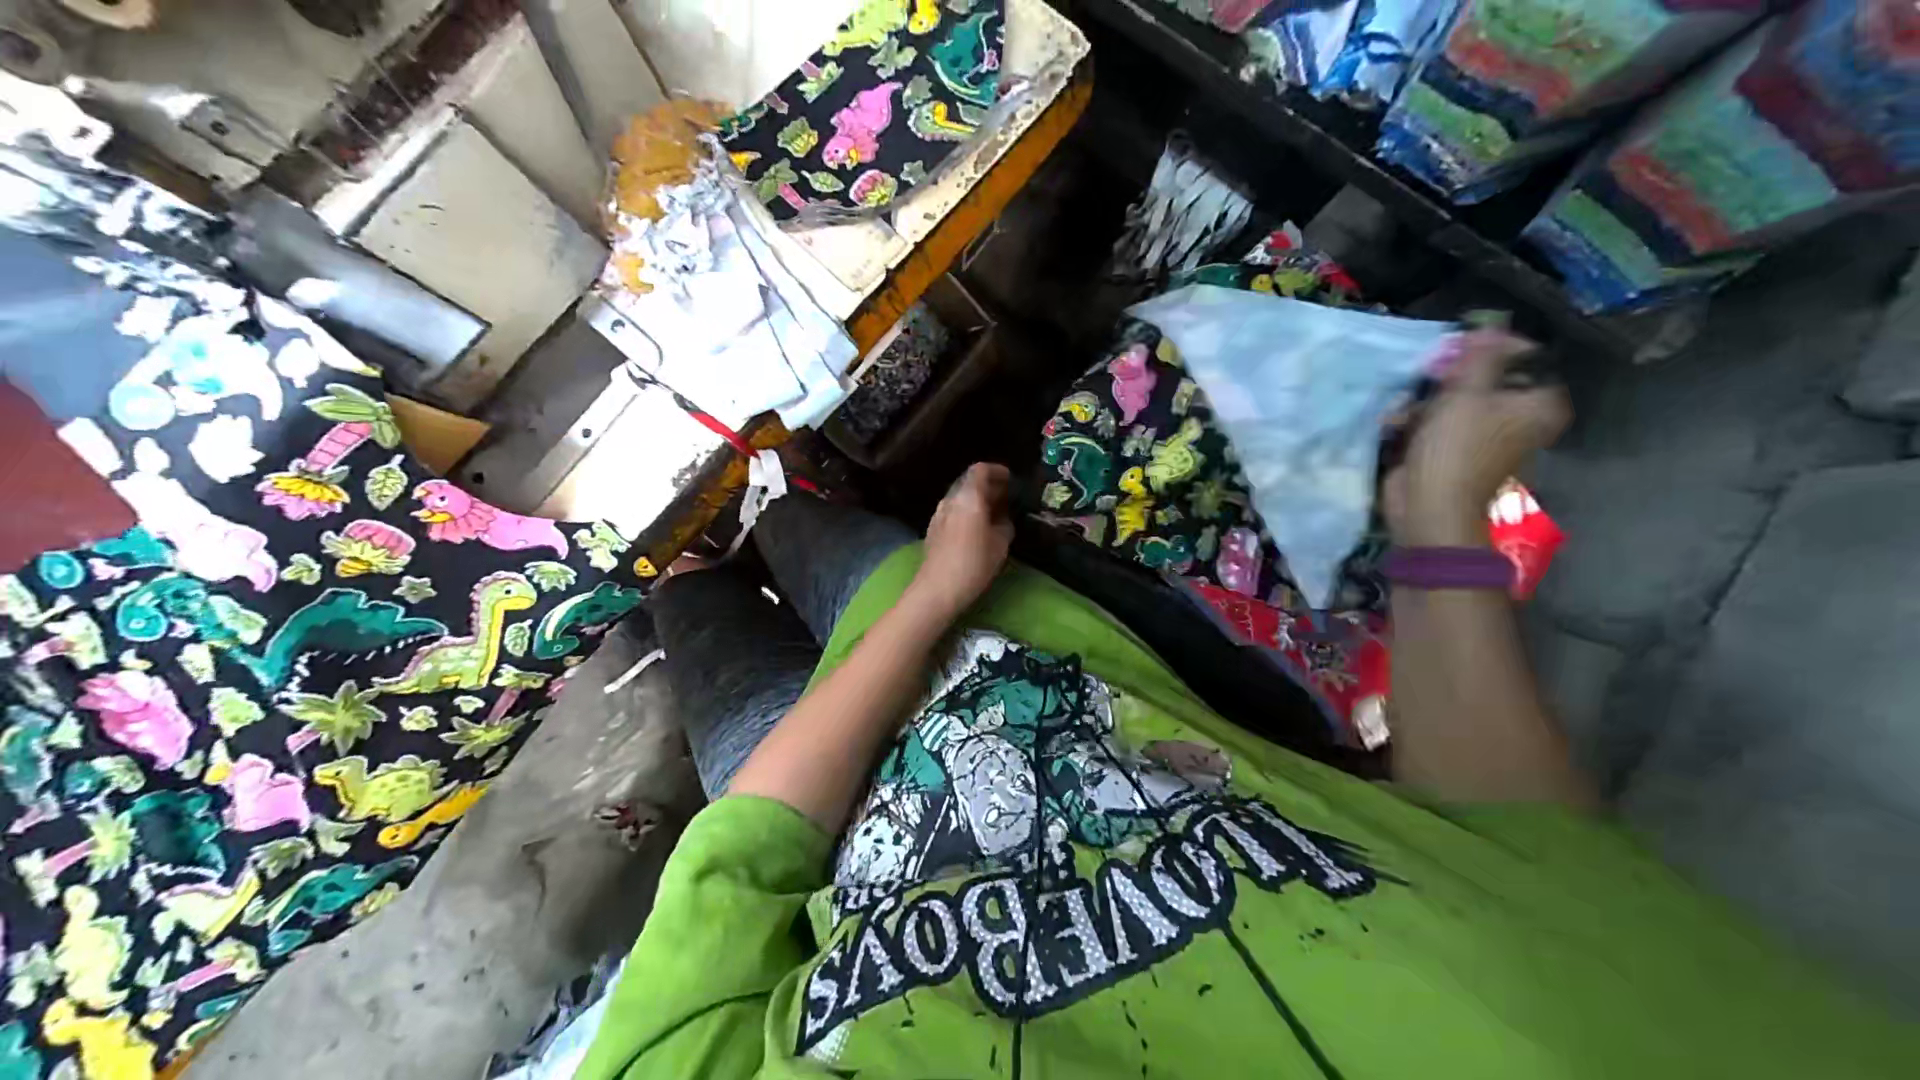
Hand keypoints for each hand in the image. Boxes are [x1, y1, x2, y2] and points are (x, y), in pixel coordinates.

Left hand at [908, 462, 1013, 620]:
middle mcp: (950, 500)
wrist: (936, 590)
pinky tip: (976, 529)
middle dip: (989, 488)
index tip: (1010, 479)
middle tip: (1006, 498)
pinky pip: (952, 513)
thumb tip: (1003, 519)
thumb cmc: (973, 564)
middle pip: (969, 483)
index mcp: (968, 497)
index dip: (997, 471)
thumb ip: (1005, 525)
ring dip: (976, 502)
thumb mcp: (1000, 544)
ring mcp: (938, 515)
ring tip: (993, 515)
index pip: (980, 470)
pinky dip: (966, 513)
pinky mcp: (932, 530)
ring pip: (960, 499)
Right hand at [1385, 331, 1569, 547]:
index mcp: (1540, 404)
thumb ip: (1480, 356)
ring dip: (1426, 402)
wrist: (1429, 506)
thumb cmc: (1455, 449)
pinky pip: (1440, 424)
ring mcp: (1487, 437)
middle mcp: (1520, 418)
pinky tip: (1399, 427)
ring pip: (1457, 401)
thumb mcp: (1467, 393)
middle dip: (1449, 379)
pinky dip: (1419, 422)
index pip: (1524, 357)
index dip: (1489, 348)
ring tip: (1406, 412)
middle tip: (1427, 380)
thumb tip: (1490, 325)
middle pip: (1486, 379)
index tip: (1456, 349)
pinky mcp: (1456, 451)